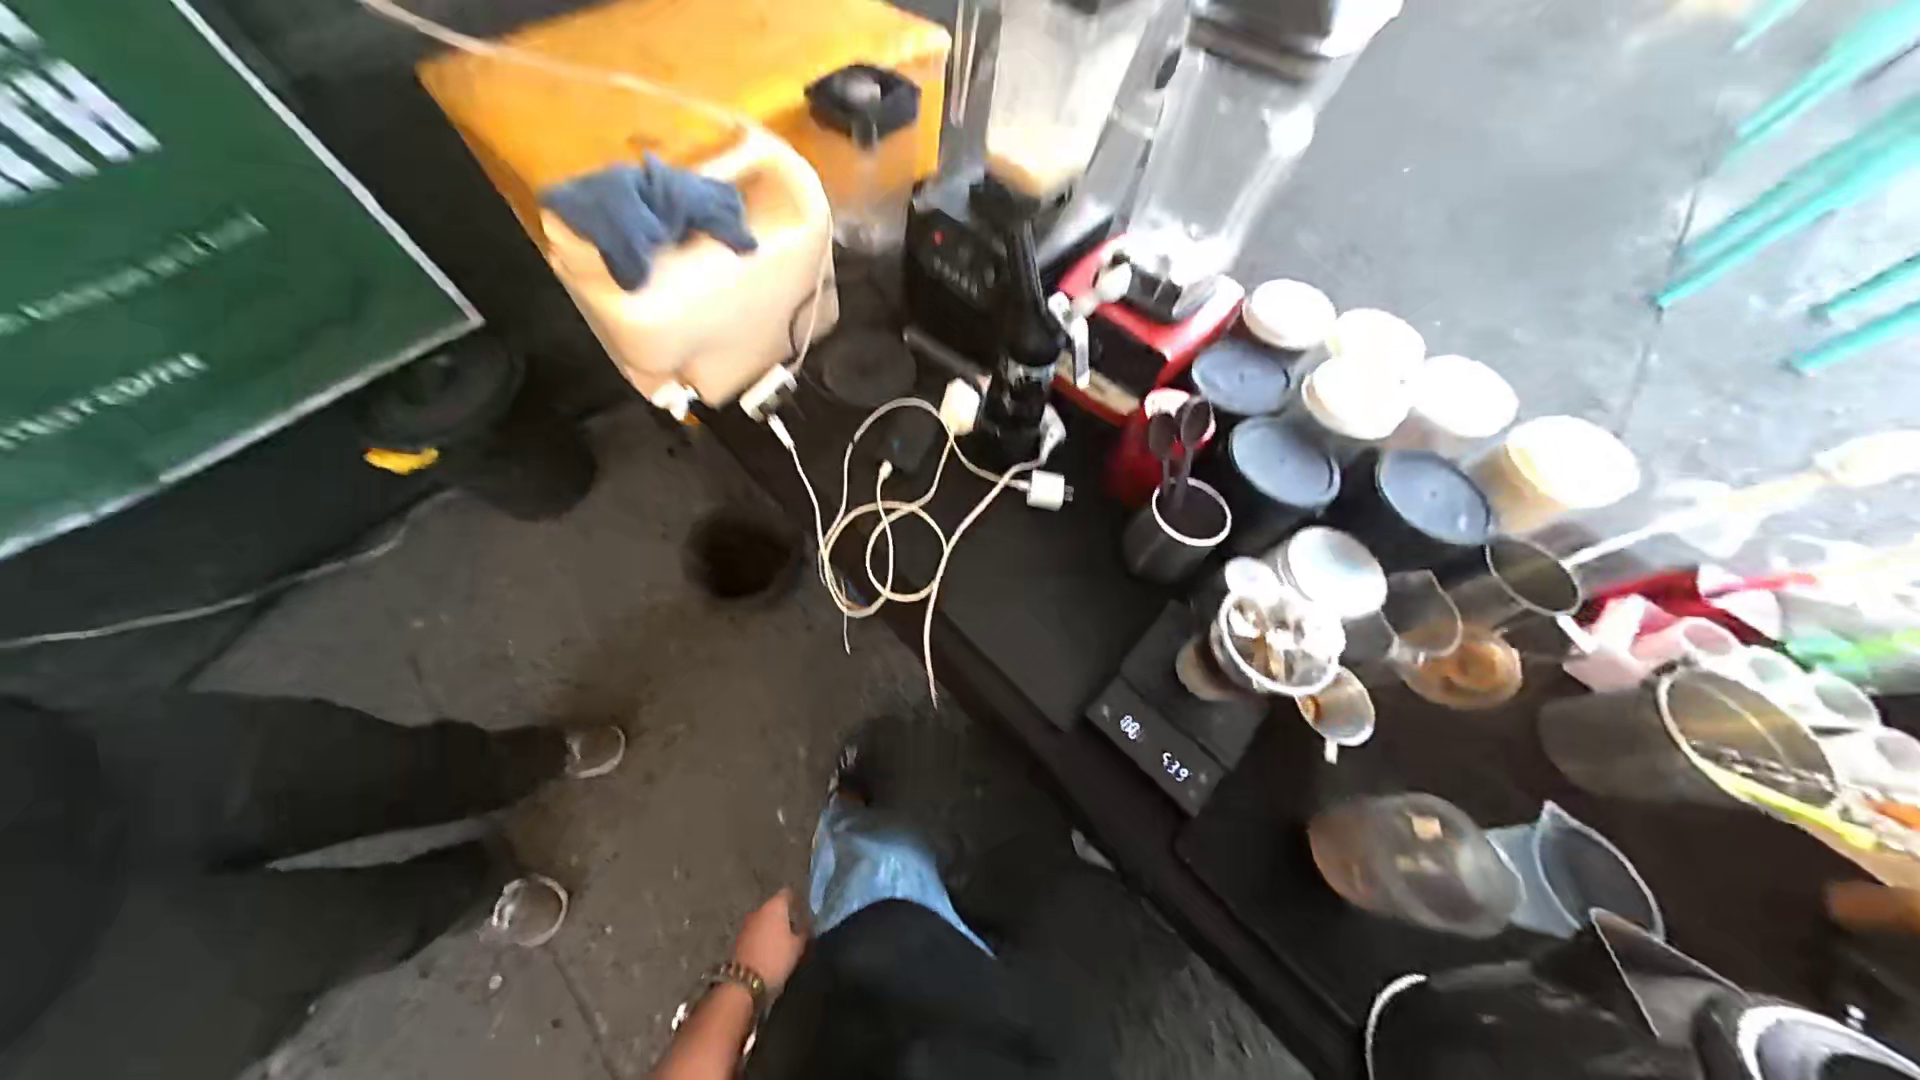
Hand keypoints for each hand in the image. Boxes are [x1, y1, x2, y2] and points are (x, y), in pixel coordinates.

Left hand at [731, 889, 806, 991]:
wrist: (743, 983)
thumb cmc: (775, 959)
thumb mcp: (797, 947)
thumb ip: (804, 932)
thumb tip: (806, 924)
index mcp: (775, 906)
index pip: (788, 893)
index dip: (796, 900)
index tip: (804, 910)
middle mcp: (759, 910)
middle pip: (774, 907)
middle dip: (784, 916)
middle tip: (795, 929)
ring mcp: (746, 924)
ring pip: (764, 920)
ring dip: (772, 928)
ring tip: (782, 942)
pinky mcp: (738, 939)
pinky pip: (755, 933)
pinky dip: (762, 938)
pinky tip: (768, 950)